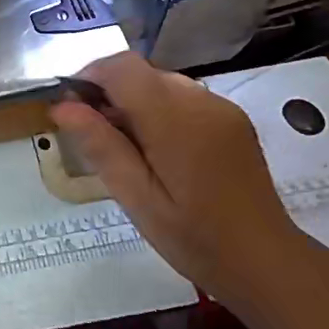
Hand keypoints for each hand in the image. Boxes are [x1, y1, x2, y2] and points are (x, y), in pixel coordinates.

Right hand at [49, 52, 328, 316]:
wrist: (266, 262)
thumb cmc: (195, 238)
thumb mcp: (137, 198)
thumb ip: (101, 145)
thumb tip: (62, 105)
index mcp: (175, 119)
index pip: (122, 67)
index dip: (89, 76)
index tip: (71, 108)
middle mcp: (201, 100)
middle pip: (141, 73)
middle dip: (110, 94)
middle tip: (95, 139)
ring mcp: (221, 107)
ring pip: (161, 83)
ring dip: (134, 103)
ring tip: (128, 151)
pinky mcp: (232, 119)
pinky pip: (184, 98)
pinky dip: (160, 111)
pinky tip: (160, 152)